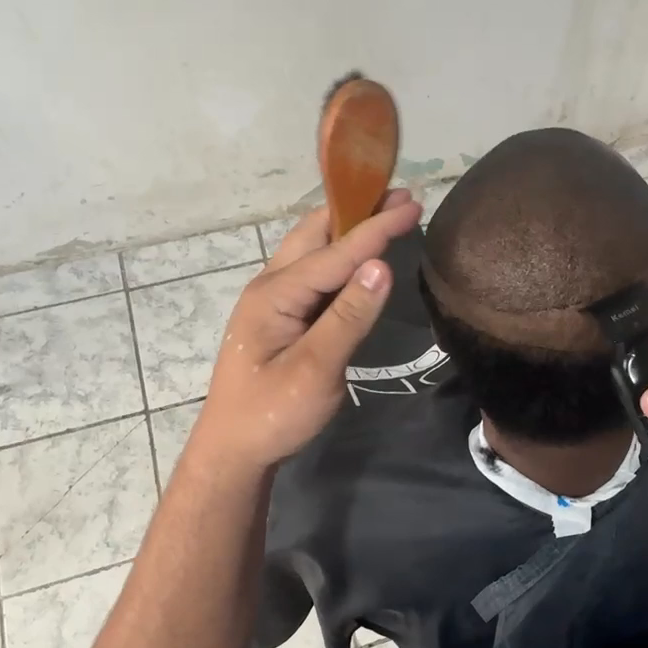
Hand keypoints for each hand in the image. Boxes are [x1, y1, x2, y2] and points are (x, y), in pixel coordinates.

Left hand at [189, 191, 420, 470]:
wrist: (233, 451)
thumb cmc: (273, 414)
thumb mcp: (316, 370)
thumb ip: (349, 317)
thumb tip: (381, 266)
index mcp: (276, 294)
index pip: (337, 252)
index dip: (377, 227)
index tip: (414, 204)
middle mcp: (271, 286)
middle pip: (316, 233)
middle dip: (359, 210)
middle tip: (401, 196)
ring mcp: (273, 300)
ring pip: (312, 249)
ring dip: (349, 228)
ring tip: (386, 214)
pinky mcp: (281, 316)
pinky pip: (314, 271)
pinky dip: (342, 253)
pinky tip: (360, 257)